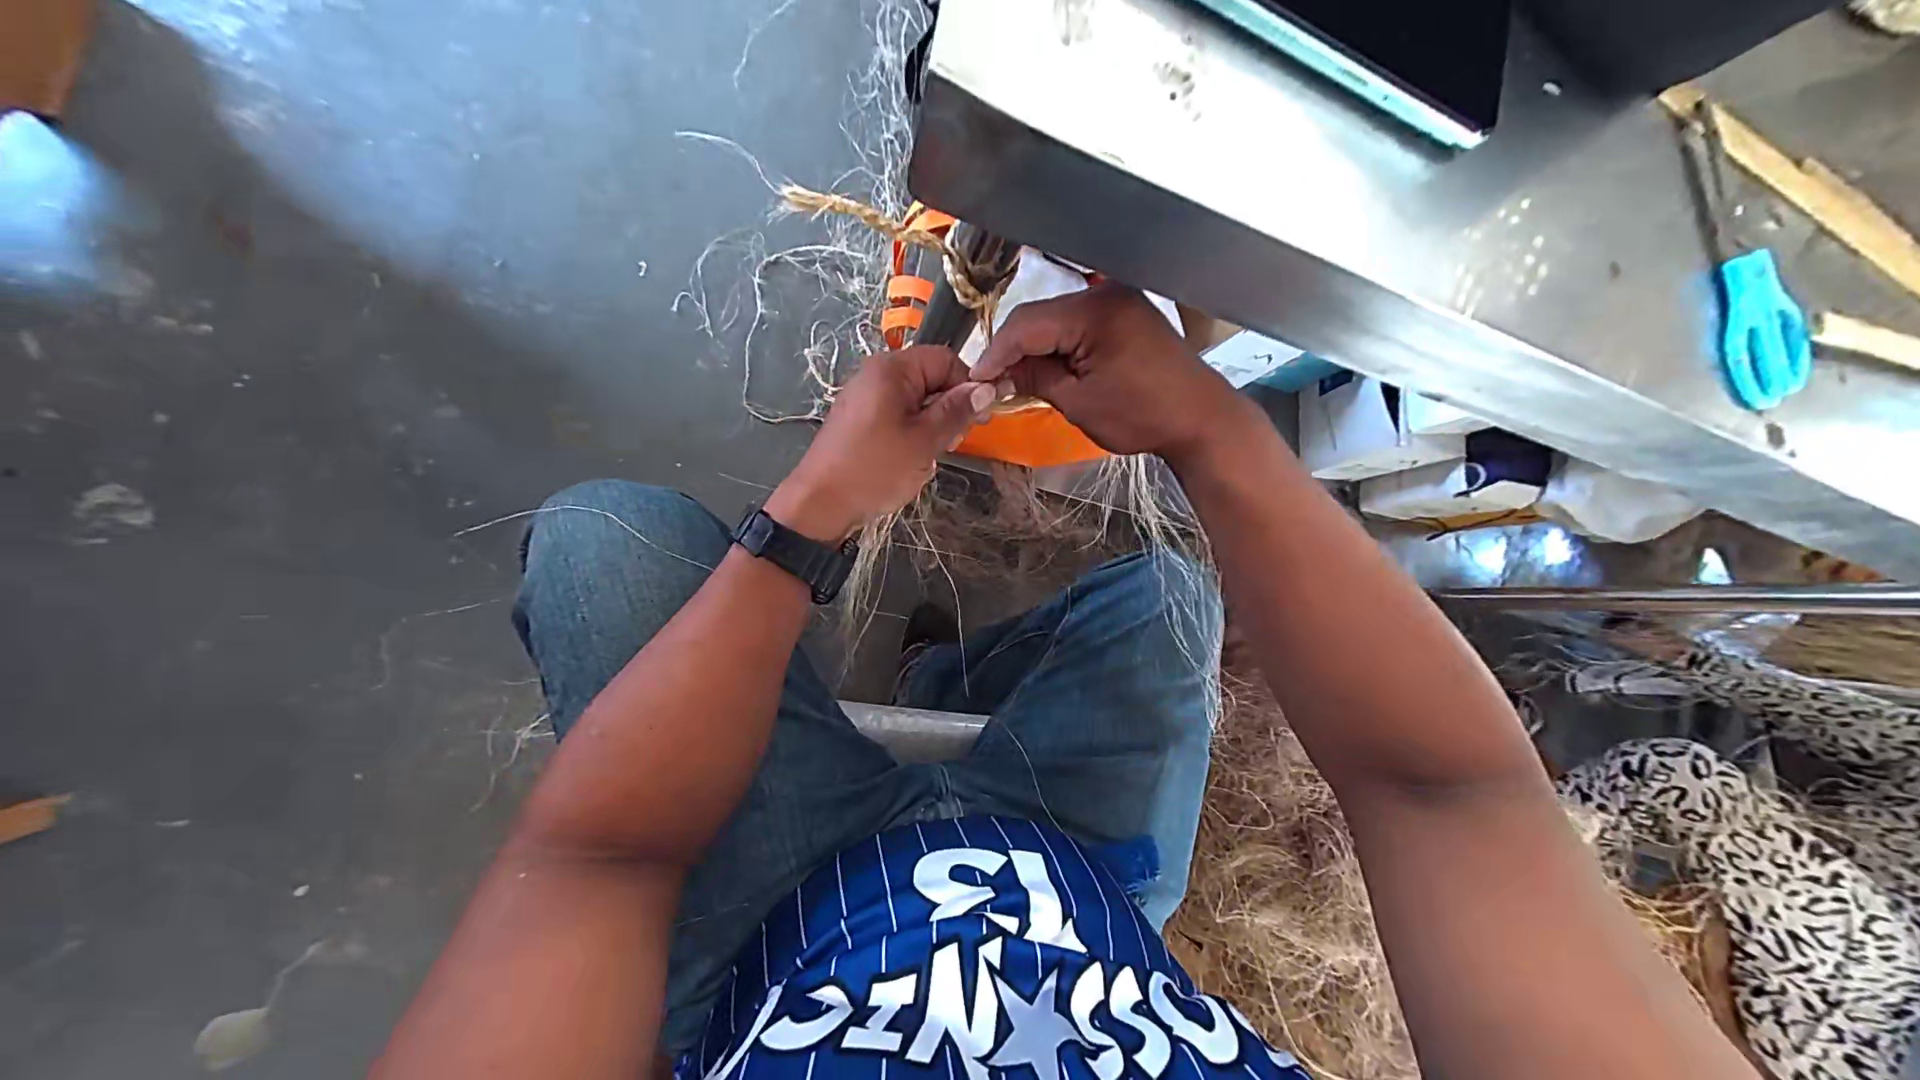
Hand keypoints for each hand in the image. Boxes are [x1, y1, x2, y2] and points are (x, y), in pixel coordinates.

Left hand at [764, 346, 994, 541]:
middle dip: (949, 409)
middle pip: (930, 379)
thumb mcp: (924, 441)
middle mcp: (876, 375)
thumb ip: (956, 411)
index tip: (978, 418)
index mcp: (892, 370)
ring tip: (928, 456)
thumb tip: (986, 388)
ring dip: (931, 426)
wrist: (820, 504)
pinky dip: (911, 435)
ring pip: (916, 401)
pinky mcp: (859, 421)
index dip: (967, 386)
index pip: (945, 359)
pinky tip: (910, 460)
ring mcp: (865, 399)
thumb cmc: (874, 469)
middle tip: (951, 442)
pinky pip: (897, 417)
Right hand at [971, 284, 1249, 465]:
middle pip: (1038, 317)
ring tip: (1016, 379)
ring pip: (1055, 320)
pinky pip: (1077, 324)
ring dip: (1034, 348)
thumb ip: (1035, 379)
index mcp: (1095, 312)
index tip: (976, 379)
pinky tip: (1047, 367)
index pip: (1026, 325)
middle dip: (1013, 350)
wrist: (1200, 418)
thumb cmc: (1144, 416)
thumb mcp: (1079, 403)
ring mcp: (1117, 300)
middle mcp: (1105, 294)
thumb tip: (1000, 374)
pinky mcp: (1124, 313)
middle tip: (992, 382)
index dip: (995, 354)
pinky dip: (1058, 345)